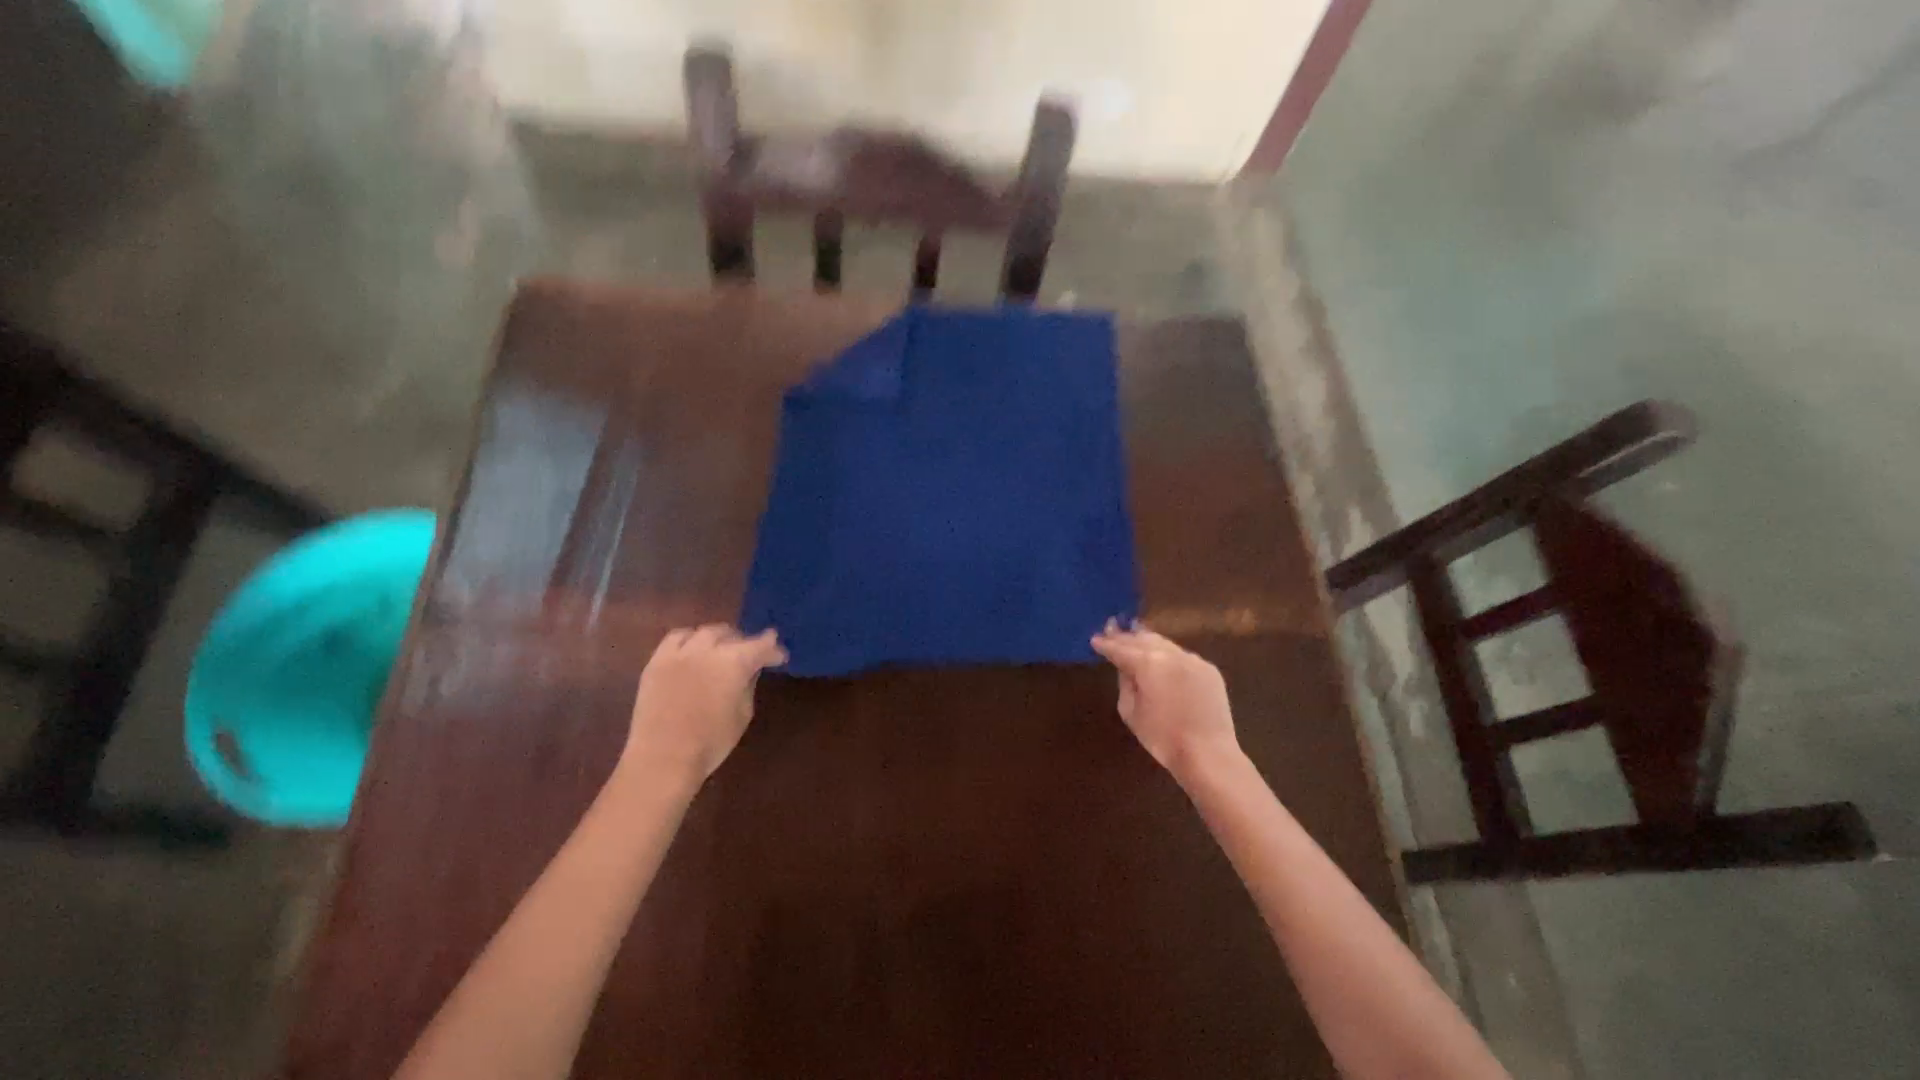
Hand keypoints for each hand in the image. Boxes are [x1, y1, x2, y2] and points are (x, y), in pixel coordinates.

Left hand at [622, 625, 786, 785]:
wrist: (663, 757)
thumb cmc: (711, 742)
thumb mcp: (743, 715)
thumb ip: (748, 686)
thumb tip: (750, 671)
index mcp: (735, 662)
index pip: (761, 645)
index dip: (773, 650)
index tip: (779, 656)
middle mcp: (708, 648)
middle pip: (731, 634)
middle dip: (744, 642)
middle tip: (750, 655)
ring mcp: (680, 652)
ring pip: (704, 632)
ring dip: (718, 638)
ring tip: (721, 649)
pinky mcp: (657, 661)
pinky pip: (676, 638)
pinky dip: (689, 639)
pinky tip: (692, 649)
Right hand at [1091, 620, 1239, 780]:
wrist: (1208, 753)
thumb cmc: (1162, 738)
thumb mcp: (1131, 713)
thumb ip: (1125, 683)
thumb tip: (1125, 668)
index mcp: (1148, 663)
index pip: (1121, 648)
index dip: (1106, 644)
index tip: (1095, 640)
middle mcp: (1172, 654)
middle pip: (1144, 639)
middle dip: (1127, 637)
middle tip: (1112, 631)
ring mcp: (1194, 660)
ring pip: (1165, 644)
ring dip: (1148, 642)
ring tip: (1135, 639)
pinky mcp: (1210, 670)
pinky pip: (1183, 657)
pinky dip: (1169, 656)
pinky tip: (1163, 661)